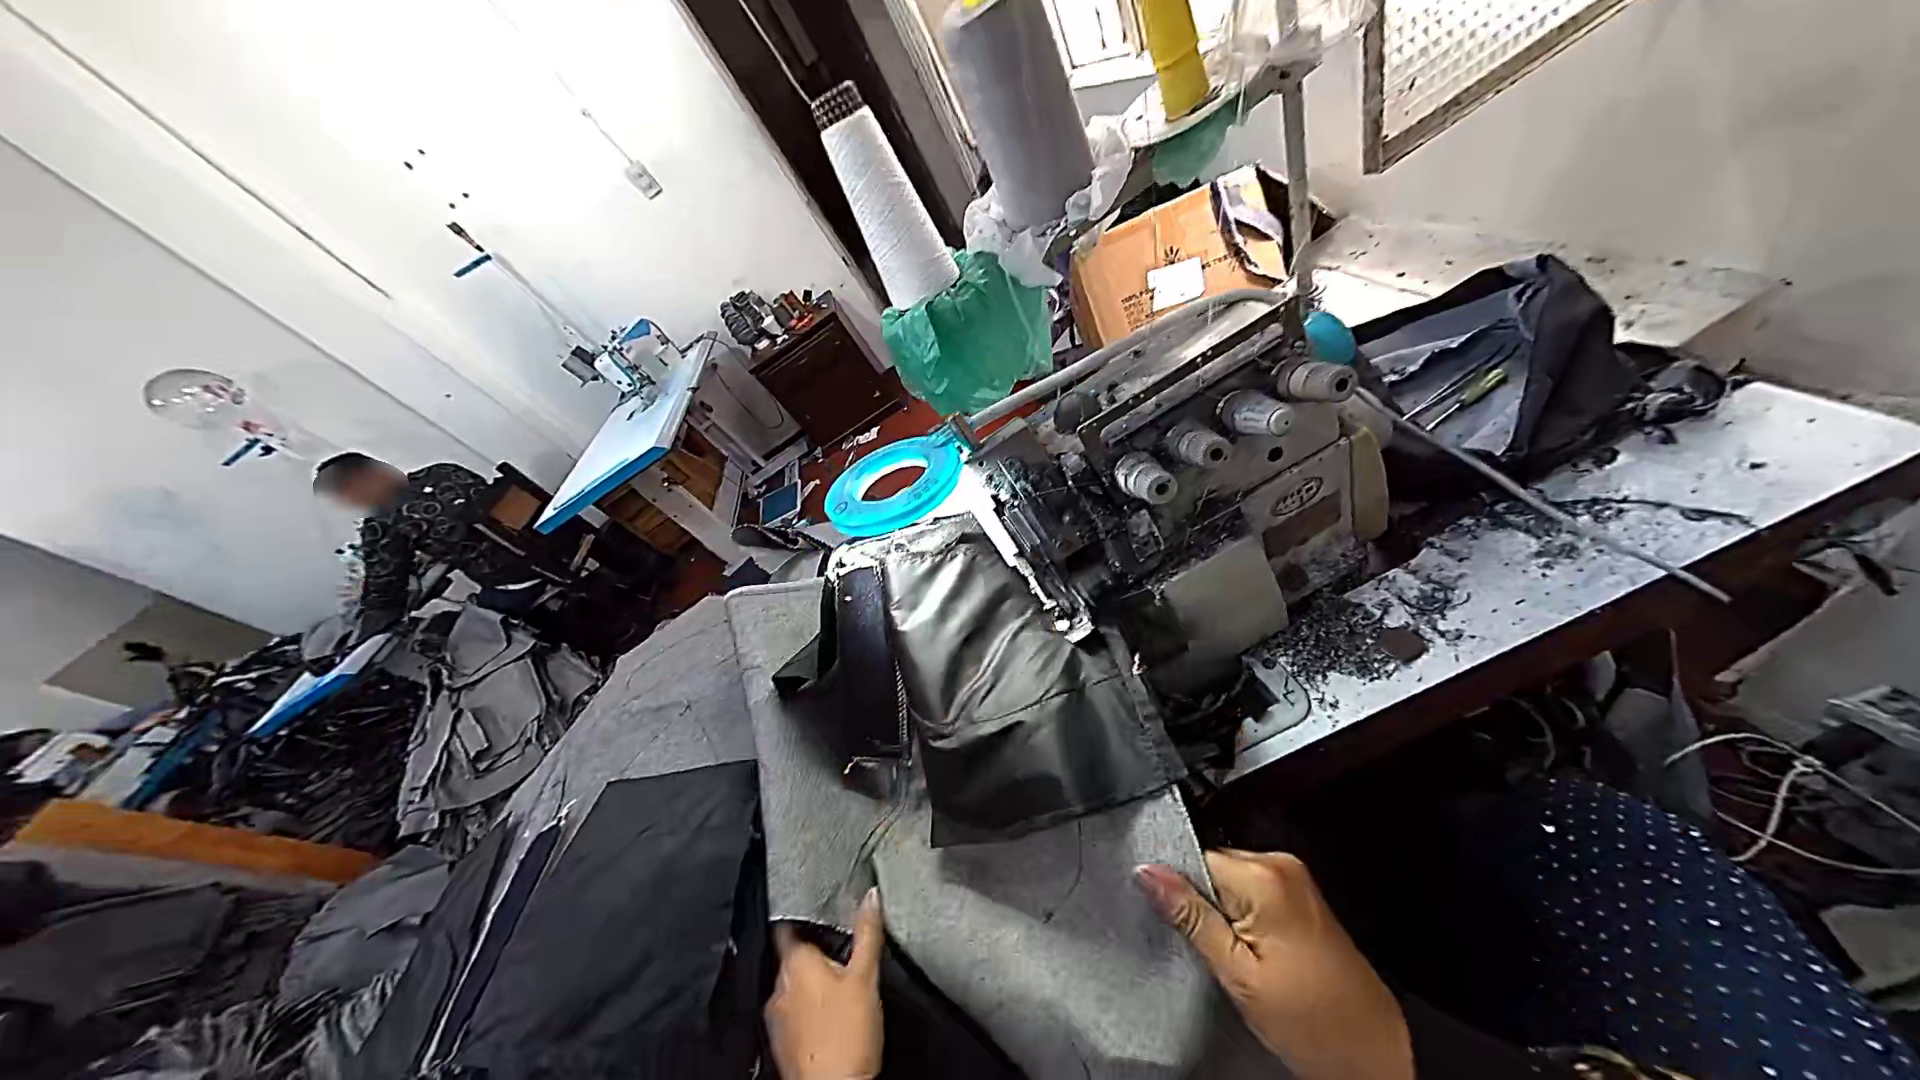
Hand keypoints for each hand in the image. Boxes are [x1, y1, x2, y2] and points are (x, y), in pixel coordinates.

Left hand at [766, 889, 884, 1079]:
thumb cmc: (847, 1035)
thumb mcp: (866, 976)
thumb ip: (867, 933)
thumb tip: (871, 896)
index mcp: (794, 963)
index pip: (786, 927)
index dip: (800, 916)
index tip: (813, 911)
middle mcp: (778, 987)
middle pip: (792, 957)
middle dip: (813, 953)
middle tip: (838, 951)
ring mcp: (776, 1018)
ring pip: (792, 986)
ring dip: (810, 983)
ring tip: (836, 984)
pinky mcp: (781, 1043)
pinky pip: (792, 1013)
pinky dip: (807, 1009)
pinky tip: (828, 1016)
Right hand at [1136, 851, 1412, 1079]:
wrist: (1374, 1055)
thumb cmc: (1313, 1023)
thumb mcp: (1236, 972)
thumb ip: (1189, 915)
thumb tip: (1148, 873)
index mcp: (1264, 876)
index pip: (1192, 857)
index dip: (1180, 890)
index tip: (1181, 922)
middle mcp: (1281, 864)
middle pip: (1211, 866)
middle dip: (1202, 902)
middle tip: (1217, 950)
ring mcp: (1294, 877)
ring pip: (1227, 879)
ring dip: (1221, 911)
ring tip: (1239, 956)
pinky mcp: (1299, 893)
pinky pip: (1249, 888)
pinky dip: (1241, 915)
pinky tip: (1253, 950)